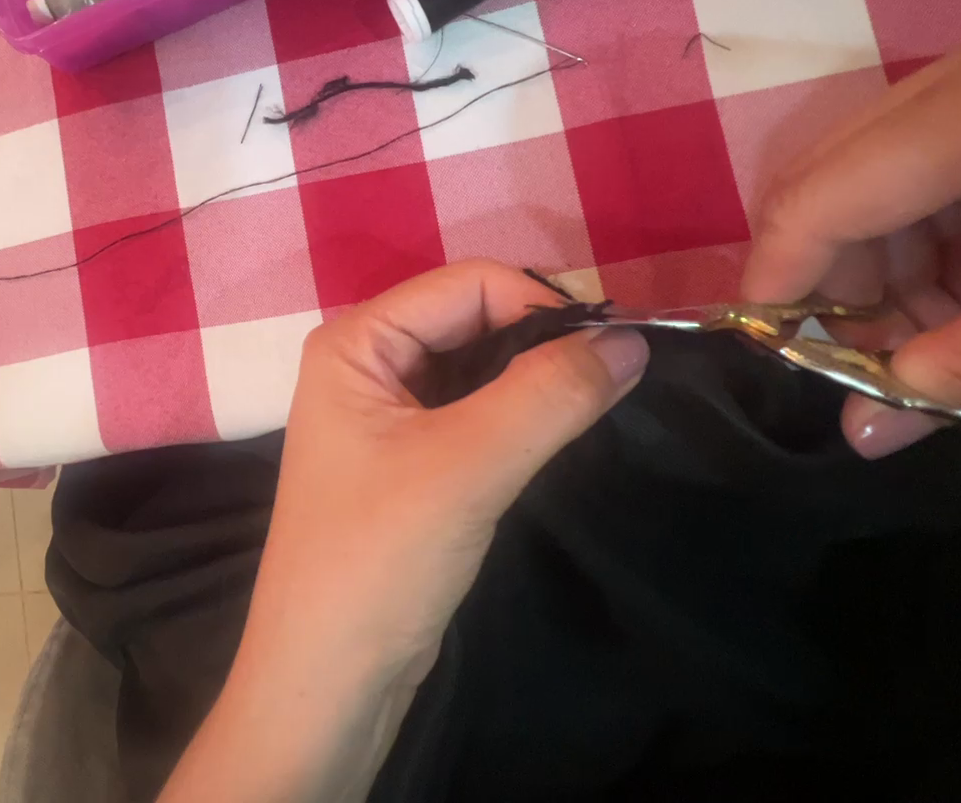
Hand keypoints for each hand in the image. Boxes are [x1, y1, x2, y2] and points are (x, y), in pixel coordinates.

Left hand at [160, 260, 647, 802]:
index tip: (618, 348)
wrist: (328, 675)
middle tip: (619, 374)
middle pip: (471, 316)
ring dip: (537, 374)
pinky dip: (519, 410)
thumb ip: (548, 394)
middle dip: (543, 336)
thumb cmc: (379, 558)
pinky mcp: (408, 453)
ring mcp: (385, 409)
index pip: (465, 285)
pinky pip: (473, 406)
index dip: (542, 302)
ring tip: (600, 401)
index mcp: (356, 341)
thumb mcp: (467, 466)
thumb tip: (631, 338)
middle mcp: (365, 361)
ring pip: (478, 363)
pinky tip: (560, 429)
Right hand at [744, 0, 960, 456]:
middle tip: (874, 363)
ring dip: (894, 265)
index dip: (781, 276)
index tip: (767, 355)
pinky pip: (948, 163)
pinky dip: (947, 238)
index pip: (832, 190)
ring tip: (946, 338)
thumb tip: (860, 433)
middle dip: (841, 277)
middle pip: (845, 175)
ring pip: (887, 171)